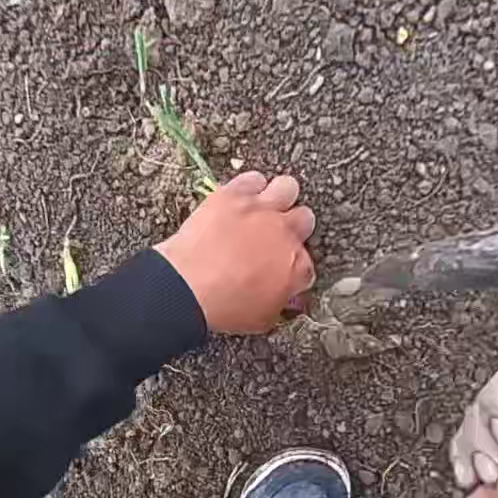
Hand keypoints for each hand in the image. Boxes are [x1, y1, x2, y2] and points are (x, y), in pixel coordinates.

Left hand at [154, 171, 315, 333]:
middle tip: (277, 235)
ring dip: (280, 197)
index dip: (293, 264)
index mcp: (296, 267)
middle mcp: (285, 234)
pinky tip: (242, 197)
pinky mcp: (235, 195)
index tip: (282, 267)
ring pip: (288, 187)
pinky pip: (254, 178)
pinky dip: (250, 186)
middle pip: (305, 218)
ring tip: (265, 208)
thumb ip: (281, 304)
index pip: (307, 261)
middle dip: (294, 226)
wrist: (189, 286)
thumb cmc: (224, 306)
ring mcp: (262, 210)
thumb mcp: (263, 319)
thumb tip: (286, 300)